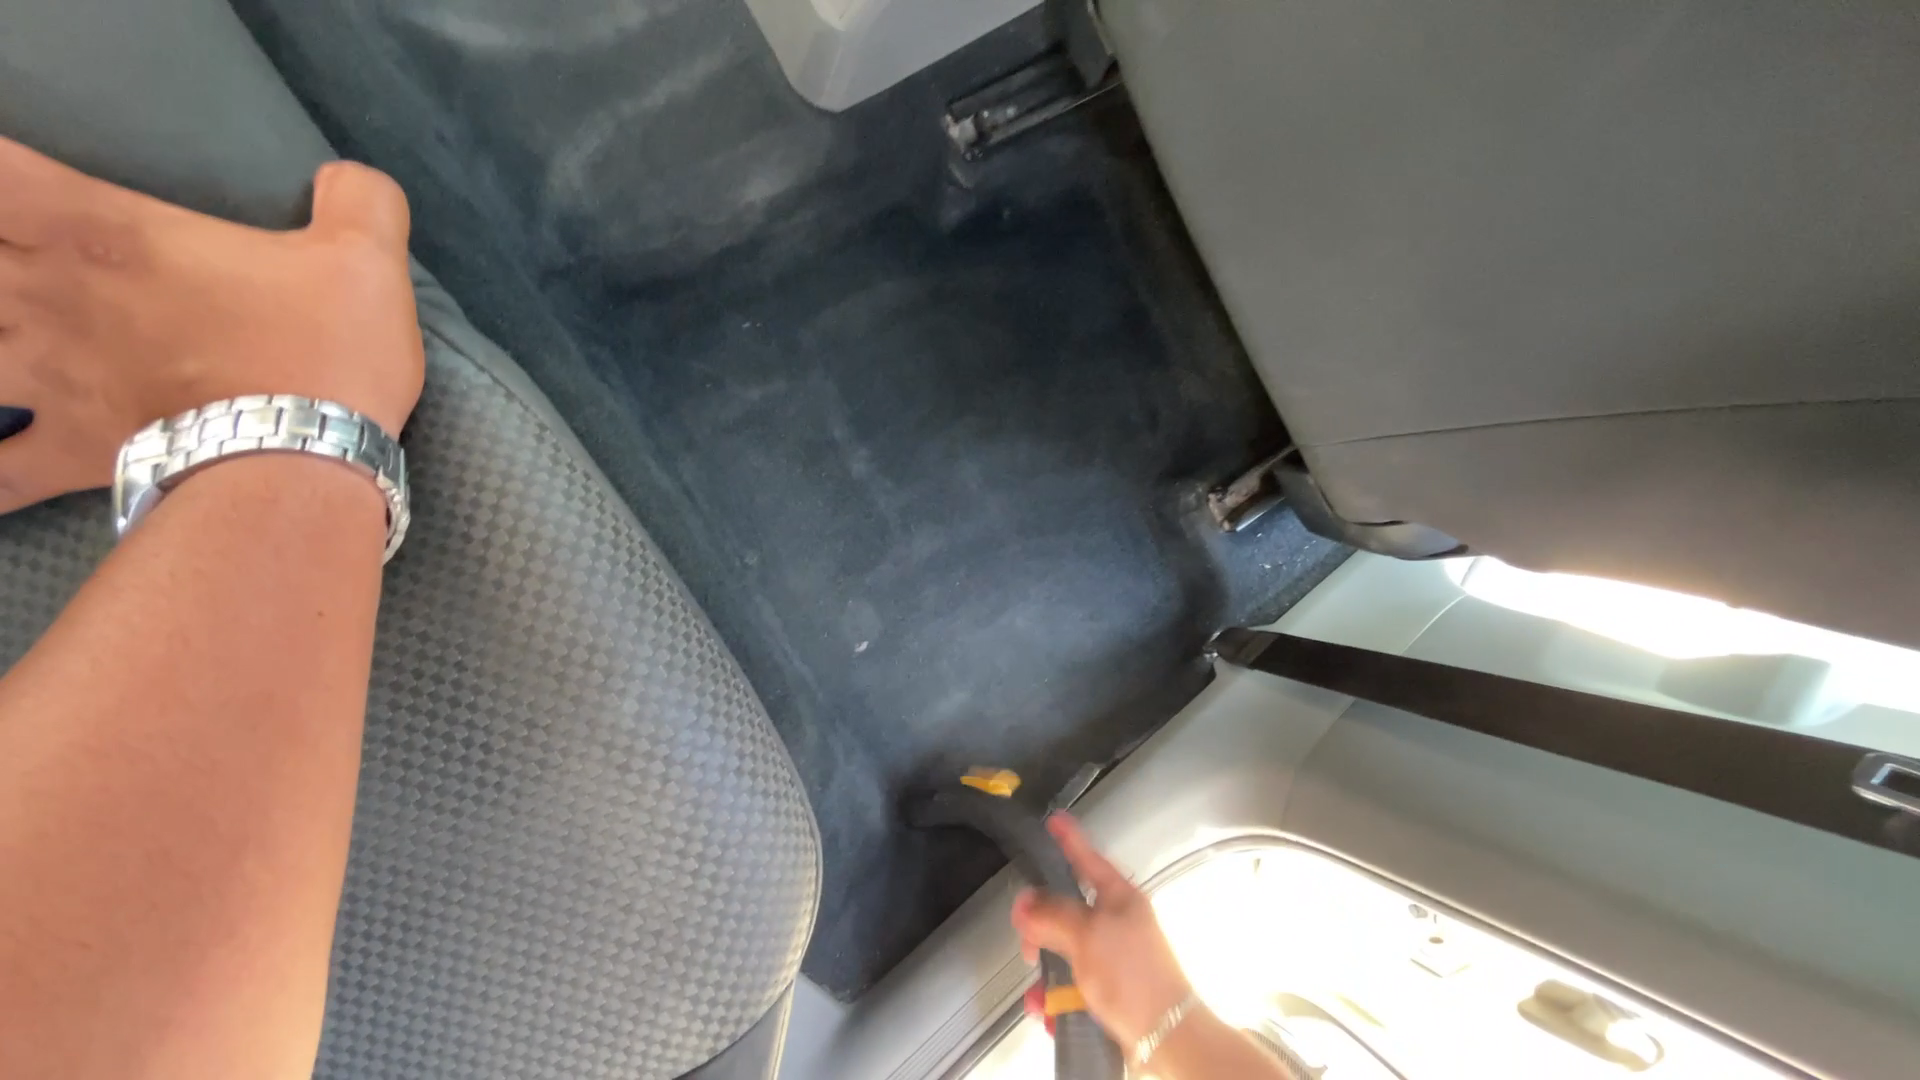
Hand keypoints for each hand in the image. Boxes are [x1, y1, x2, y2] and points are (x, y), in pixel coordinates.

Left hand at [0, 136, 423, 514]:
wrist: (313, 459)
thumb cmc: (332, 350)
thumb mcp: (370, 258)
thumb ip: (359, 201)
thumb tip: (345, 177)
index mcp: (103, 232)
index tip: (17, 181)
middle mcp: (47, 293)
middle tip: (18, 262)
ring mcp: (46, 376)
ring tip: (2, 346)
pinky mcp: (74, 447)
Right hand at [1010, 813, 1194, 1046]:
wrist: (1169, 1039)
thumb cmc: (1132, 975)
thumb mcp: (1086, 935)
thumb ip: (1051, 915)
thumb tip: (1024, 902)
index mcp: (1119, 898)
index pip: (1088, 859)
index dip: (1069, 839)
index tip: (1054, 819)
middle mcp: (1116, 922)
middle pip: (1067, 910)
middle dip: (1041, 927)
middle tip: (1025, 940)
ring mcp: (1113, 957)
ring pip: (1065, 952)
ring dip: (1046, 973)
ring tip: (1037, 994)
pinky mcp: (1110, 991)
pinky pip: (1073, 986)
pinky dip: (1056, 999)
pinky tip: (1047, 1012)